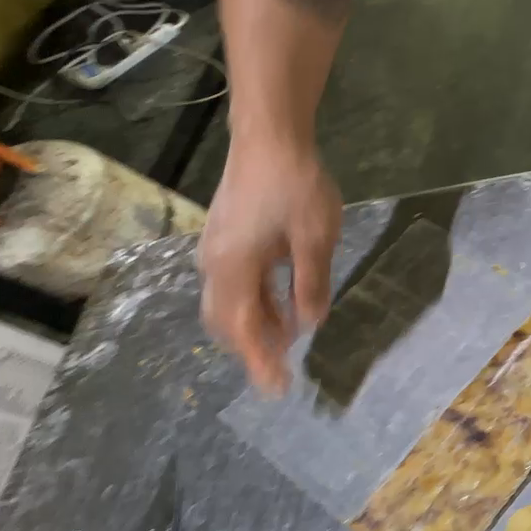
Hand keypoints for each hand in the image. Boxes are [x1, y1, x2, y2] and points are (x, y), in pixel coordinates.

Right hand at [197, 138, 340, 394]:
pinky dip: (257, 304)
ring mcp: (217, 250)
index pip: (243, 328)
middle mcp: (215, 264)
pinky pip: (237, 284)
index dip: (260, 360)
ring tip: (287, 346)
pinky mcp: (227, 238)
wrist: (269, 141)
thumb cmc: (297, 190)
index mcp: (234, 268)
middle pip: (227, 320)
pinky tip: (282, 308)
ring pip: (230, 303)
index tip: (276, 388)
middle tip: (282, 371)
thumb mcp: (316, 240)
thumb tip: (309, 325)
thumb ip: (310, 284)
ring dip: (256, 326)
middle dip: (253, 348)